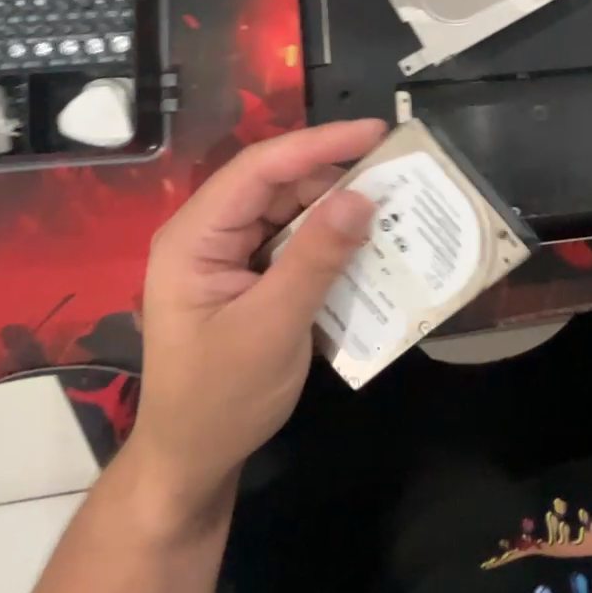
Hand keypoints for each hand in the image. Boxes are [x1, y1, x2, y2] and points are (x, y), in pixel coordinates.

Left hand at [127, 119, 386, 517]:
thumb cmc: (220, 398)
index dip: (318, 143)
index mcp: (195, 237)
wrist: (193, 461)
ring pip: (293, 211)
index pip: (259, 169)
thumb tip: (362, 197)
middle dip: (336, 175)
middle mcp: (211, 235)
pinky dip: (334, 241)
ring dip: (340, 208)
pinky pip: (298, 243)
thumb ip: (316, 259)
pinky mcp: (254, 278)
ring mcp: (232, 256)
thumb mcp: (272, 327)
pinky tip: (371, 242)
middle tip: (398, 172)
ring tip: (395, 203)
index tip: (374, 131)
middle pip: (279, 184)